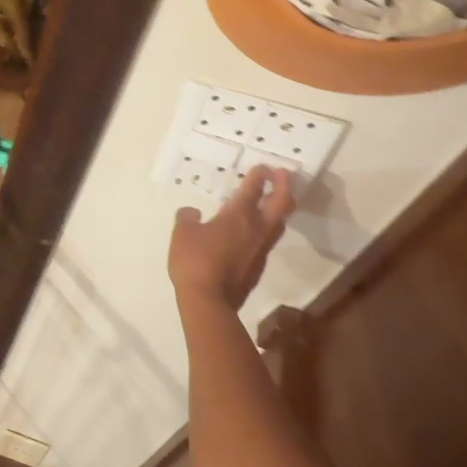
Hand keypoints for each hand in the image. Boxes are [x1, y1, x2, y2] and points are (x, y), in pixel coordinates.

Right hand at [167, 166, 294, 307]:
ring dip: (280, 207)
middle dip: (284, 185)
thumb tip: (193, 213)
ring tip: (273, 200)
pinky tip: (253, 231)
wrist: (210, 300)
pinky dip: (267, 227)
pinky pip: (268, 239)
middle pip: (282, 203)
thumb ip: (188, 218)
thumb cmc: (194, 261)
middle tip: (282, 174)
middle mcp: (257, 229)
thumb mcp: (182, 234)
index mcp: (238, 216)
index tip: (262, 166)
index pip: (253, 189)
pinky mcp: (259, 265)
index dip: (259, 175)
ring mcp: (261, 248)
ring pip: (279, 222)